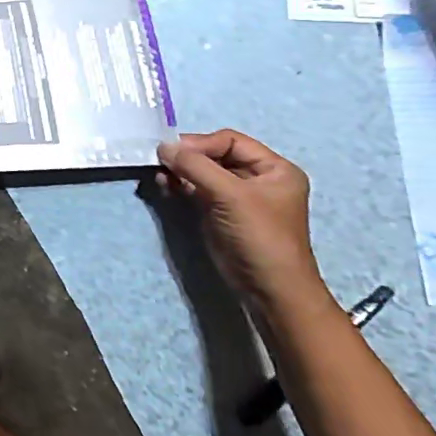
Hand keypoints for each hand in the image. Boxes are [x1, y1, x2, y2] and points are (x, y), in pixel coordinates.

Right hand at [157, 130, 316, 308]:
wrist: (270, 294)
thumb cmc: (259, 237)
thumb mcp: (230, 195)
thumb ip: (196, 167)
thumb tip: (164, 146)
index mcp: (274, 168)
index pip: (231, 141)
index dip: (201, 143)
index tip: (171, 149)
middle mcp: (258, 179)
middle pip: (217, 156)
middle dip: (189, 157)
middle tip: (161, 160)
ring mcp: (239, 199)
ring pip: (205, 174)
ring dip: (182, 171)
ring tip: (160, 173)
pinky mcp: (222, 216)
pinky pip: (199, 192)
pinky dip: (182, 186)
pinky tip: (166, 185)